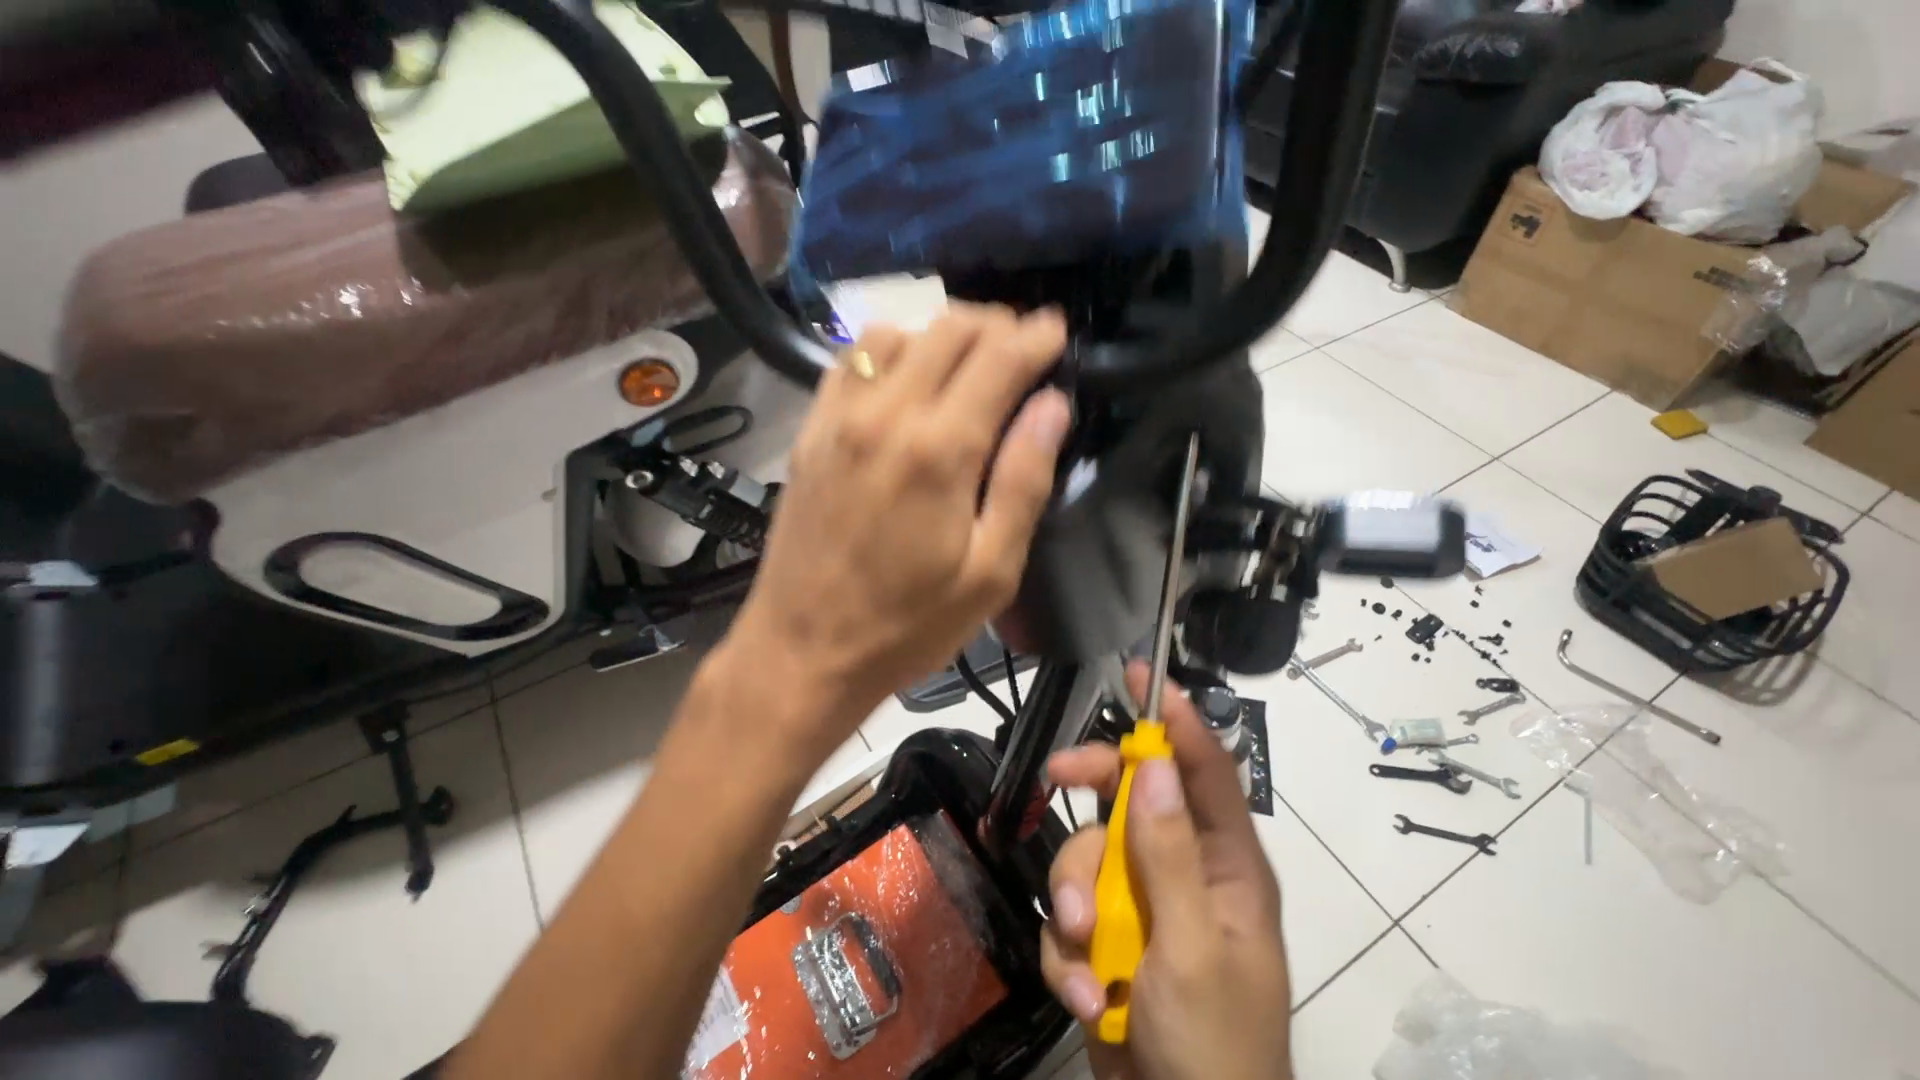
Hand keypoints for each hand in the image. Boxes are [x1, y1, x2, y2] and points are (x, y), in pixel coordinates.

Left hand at [720, 304, 1071, 745]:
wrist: (804, 651)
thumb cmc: (907, 625)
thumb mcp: (990, 572)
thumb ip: (1023, 480)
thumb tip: (1052, 405)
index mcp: (940, 450)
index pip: (999, 358)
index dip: (1037, 336)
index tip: (1058, 331)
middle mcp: (886, 415)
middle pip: (949, 329)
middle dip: (996, 324)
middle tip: (1022, 346)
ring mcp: (839, 418)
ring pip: (895, 332)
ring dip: (939, 332)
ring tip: (967, 361)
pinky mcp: (810, 432)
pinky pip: (849, 361)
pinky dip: (887, 349)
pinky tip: (904, 377)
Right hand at [1042, 663, 1291, 1079]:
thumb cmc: (1215, 1042)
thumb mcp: (1194, 948)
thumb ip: (1169, 855)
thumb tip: (1155, 763)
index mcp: (1227, 867)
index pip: (1204, 774)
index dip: (1175, 721)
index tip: (1141, 676)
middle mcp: (1183, 875)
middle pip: (1128, 802)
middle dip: (1091, 802)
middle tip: (1054, 779)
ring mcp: (1142, 909)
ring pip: (1086, 863)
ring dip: (1076, 910)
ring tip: (1090, 958)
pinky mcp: (1108, 946)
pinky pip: (1071, 924)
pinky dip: (1071, 961)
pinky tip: (1091, 999)